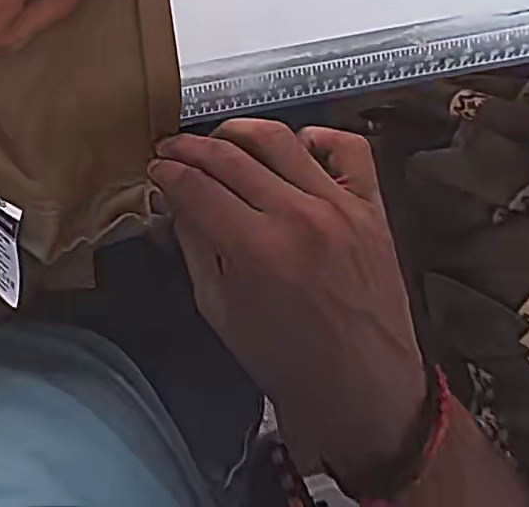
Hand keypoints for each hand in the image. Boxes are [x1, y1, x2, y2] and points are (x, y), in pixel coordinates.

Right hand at [150, 119, 426, 482]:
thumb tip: (173, 197)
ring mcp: (341, 207)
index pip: (195, 186)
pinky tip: (294, 148)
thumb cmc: (285, 360)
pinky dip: (316, 137)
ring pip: (277, 137)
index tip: (155, 168)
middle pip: (227, 155)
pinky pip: (347, 148)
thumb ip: (193, 243)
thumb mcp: (218, 308)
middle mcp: (299, 217)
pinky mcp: (373, 208)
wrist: (368, 397)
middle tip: (171, 149)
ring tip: (219, 142)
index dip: (166, 171)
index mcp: (257, 250)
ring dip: (236, 131)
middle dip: (188, 146)